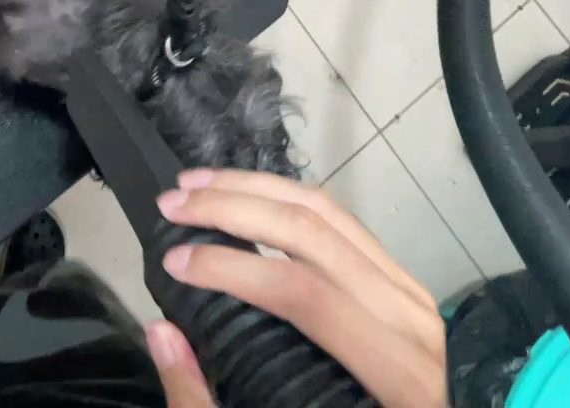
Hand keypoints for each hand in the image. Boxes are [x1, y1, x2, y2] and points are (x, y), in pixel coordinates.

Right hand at [153, 169, 446, 407]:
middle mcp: (407, 315)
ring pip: (321, 207)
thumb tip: (162, 333)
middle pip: (309, 231)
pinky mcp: (395, 272)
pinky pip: (334, 213)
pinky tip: (241, 192)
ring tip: (193, 183)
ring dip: (248, 187)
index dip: (231, 269)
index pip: (304, 293)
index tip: (173, 262)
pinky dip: (278, 193)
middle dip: (229, 209)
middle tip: (171, 204)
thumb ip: (216, 400)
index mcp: (398, 372)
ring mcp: (406, 286)